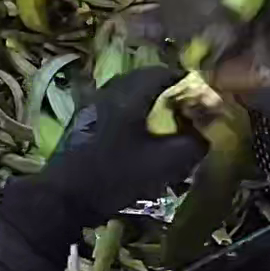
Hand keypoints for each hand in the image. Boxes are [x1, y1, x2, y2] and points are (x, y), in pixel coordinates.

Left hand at [0, 66, 204, 256]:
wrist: (63, 197)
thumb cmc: (115, 176)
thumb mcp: (164, 163)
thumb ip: (193, 144)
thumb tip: (207, 133)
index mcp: (129, 92)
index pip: (167, 73)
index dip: (190, 86)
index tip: (203, 105)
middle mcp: (110, 89)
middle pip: (148, 81)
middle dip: (171, 96)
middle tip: (187, 117)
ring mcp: (93, 102)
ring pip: (131, 94)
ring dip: (151, 107)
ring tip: (165, 130)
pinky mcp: (84, 119)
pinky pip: (117, 107)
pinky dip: (133, 116)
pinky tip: (139, 140)